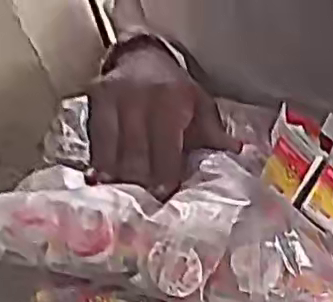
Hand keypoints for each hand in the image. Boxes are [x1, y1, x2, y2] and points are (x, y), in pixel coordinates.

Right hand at [86, 39, 236, 195]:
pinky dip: (98, 163)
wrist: (143, 58)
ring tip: (119, 204)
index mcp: (169, 102)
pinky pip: (95, 139)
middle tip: (142, 212)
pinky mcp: (94, 101)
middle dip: (139, 185)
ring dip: (116, 179)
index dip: (163, 177)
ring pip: (112, 149)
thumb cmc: (178, 95)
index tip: (162, 200)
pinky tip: (99, 184)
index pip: (164, 148)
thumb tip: (238, 154)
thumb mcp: (202, 110)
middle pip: (135, 154)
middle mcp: (137, 98)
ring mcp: (111, 98)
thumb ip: (216, 137)